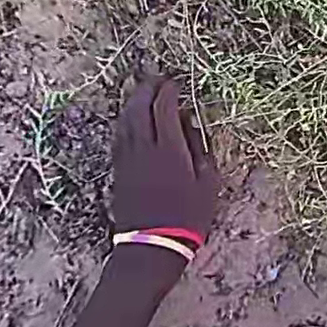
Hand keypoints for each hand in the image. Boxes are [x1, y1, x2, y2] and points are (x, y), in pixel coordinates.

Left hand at [110, 76, 218, 241]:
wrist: (153, 245)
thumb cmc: (188, 216)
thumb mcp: (207, 182)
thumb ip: (199, 149)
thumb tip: (190, 125)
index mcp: (169, 149)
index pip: (164, 108)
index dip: (168, 91)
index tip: (175, 84)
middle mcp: (143, 149)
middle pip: (138, 108)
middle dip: (146, 89)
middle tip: (157, 81)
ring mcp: (127, 159)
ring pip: (125, 121)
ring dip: (133, 103)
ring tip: (144, 95)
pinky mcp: (118, 170)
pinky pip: (120, 136)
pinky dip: (126, 122)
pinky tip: (132, 121)